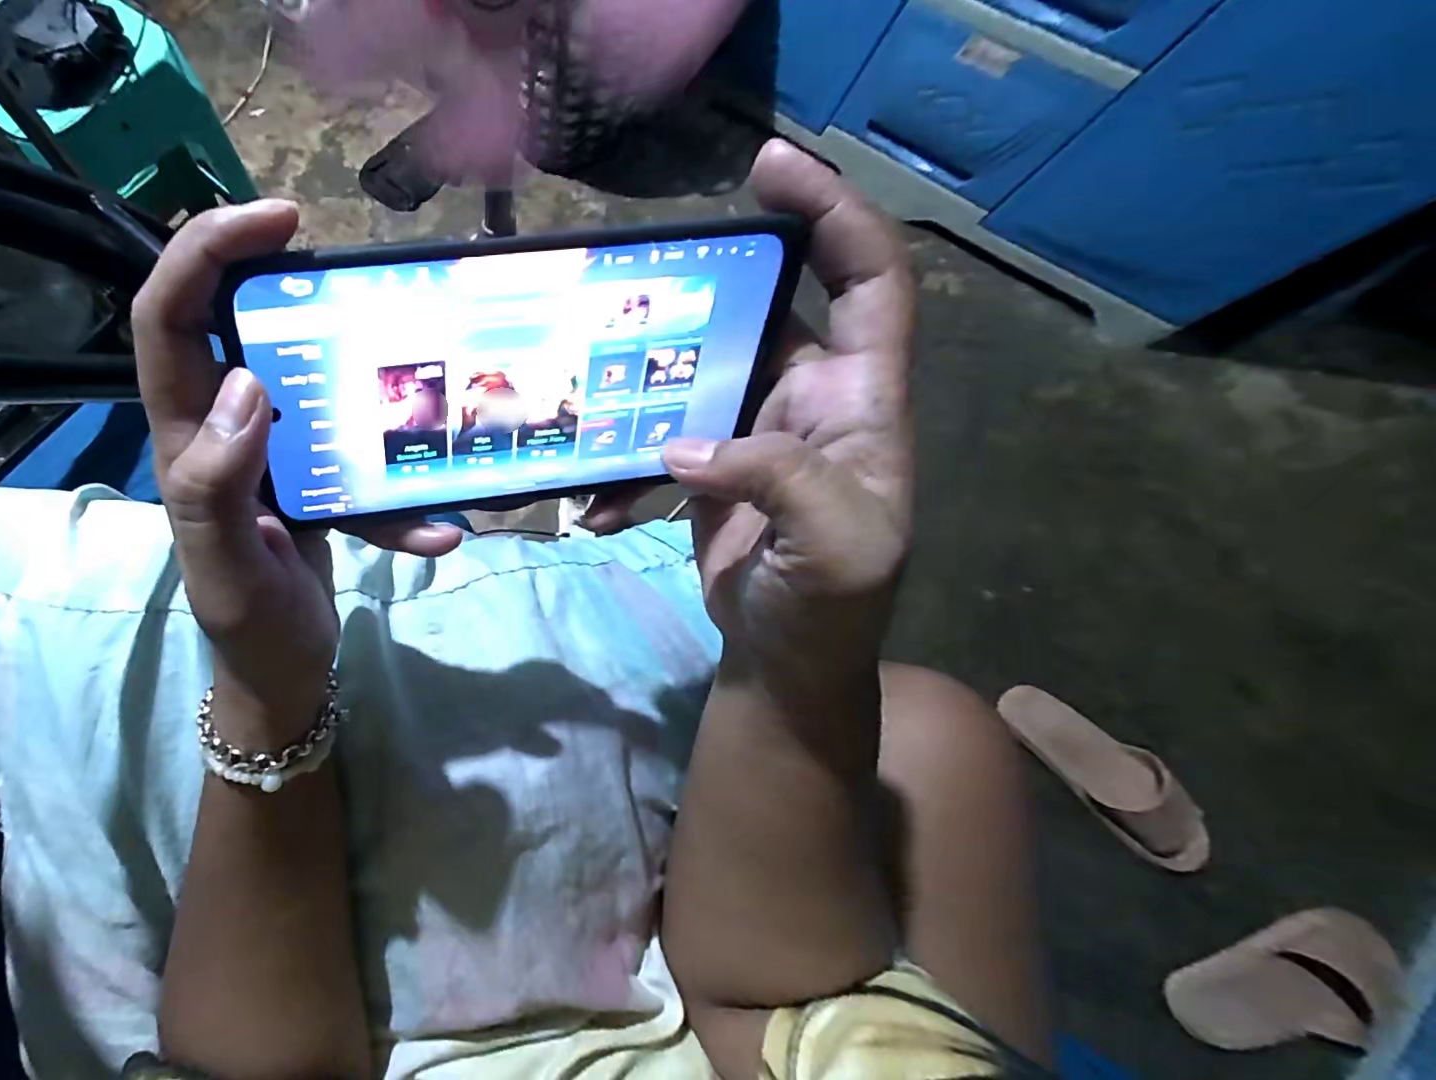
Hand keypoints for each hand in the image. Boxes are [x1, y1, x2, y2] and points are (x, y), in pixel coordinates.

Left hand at [132, 200, 463, 745]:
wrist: (284, 670)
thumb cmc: (250, 627)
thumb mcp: (229, 570)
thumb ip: (217, 484)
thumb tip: (246, 384)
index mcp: (187, 442)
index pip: (171, 323)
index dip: (206, 256)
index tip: (277, 221)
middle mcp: (223, 432)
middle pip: (234, 327)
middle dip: (278, 277)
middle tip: (344, 262)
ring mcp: (273, 453)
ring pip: (304, 380)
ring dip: (353, 370)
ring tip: (409, 369)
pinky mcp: (313, 477)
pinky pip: (355, 455)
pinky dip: (398, 489)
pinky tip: (436, 530)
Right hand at [648, 141, 914, 697]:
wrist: (785, 658)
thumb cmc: (833, 605)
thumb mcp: (837, 545)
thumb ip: (777, 478)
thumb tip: (679, 447)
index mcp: (859, 403)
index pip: (870, 282)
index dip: (833, 215)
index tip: (771, 171)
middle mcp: (808, 403)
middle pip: (764, 314)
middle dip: (706, 292)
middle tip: (635, 285)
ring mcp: (751, 435)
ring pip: (697, 376)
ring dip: (643, 389)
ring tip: (590, 398)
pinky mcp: (707, 470)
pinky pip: (660, 443)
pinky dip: (625, 469)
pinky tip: (598, 507)